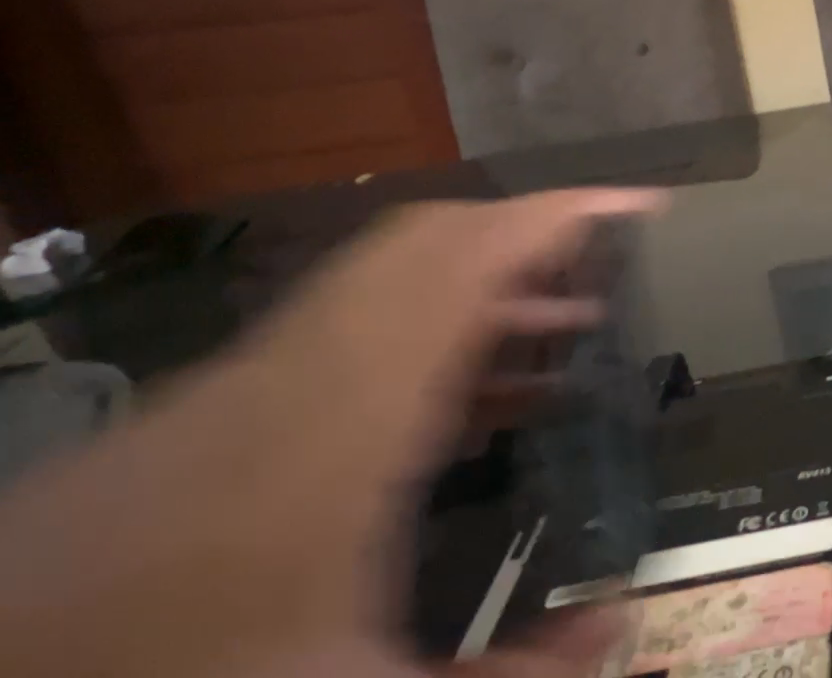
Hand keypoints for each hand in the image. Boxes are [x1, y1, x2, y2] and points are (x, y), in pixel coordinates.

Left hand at [0, 189, 662, 677]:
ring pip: (391, 274)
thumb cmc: (192, 665)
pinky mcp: (221, 399)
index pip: (466, 266)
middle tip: (615, 257)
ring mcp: (253, 375)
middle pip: (432, 242)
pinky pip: (354, 322)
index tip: (635, 204)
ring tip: (571, 315)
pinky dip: (436, 322)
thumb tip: (616, 630)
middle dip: (533, 233)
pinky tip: (477, 386)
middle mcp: (302, 369)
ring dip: (489, 279)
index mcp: (351, 416)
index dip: (556, 220)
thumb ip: (507, 676)